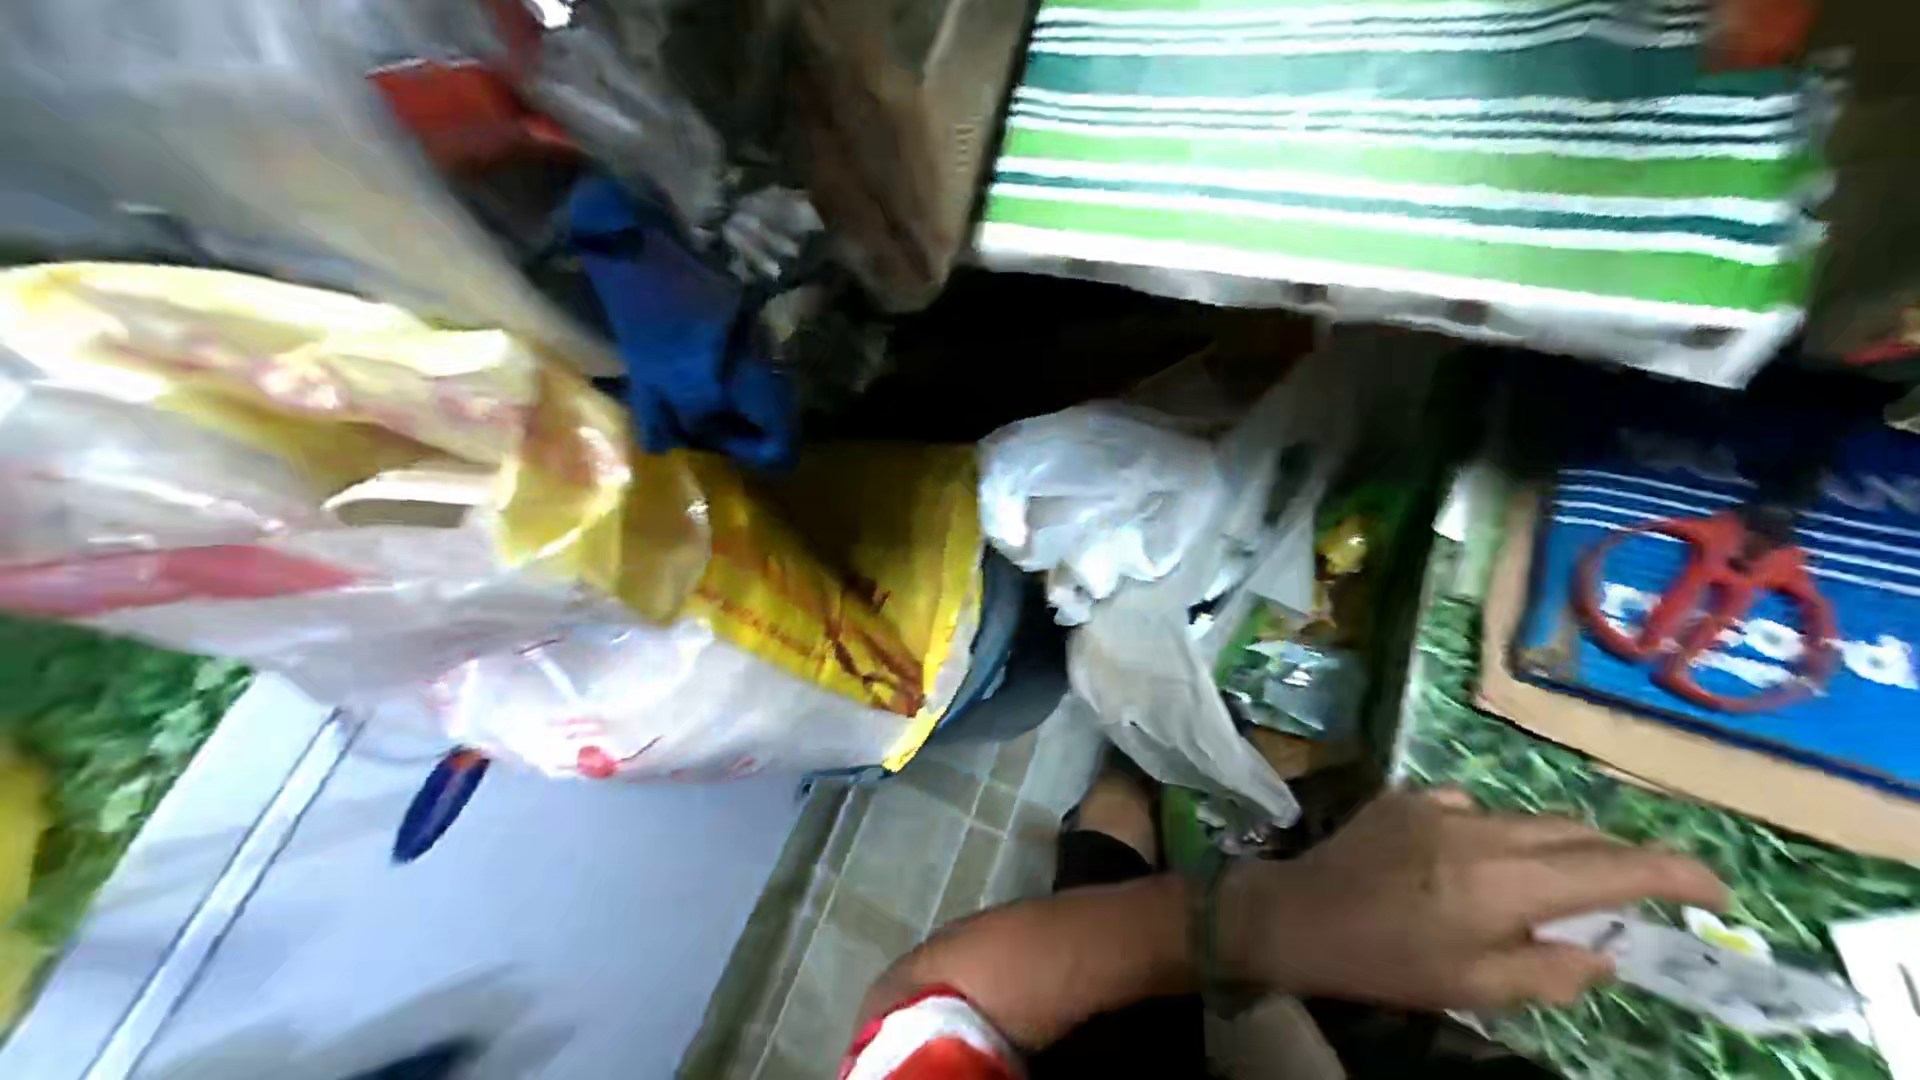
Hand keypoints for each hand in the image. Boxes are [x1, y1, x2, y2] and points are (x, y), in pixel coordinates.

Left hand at [1219, 789, 1726, 1009]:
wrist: (1301, 913)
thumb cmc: (1391, 960)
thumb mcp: (1484, 986)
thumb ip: (1556, 967)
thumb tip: (1604, 948)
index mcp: (1505, 881)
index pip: (1611, 867)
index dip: (1673, 872)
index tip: (1713, 885)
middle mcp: (1476, 830)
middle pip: (1569, 829)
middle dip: (1613, 854)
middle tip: (1635, 888)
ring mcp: (1431, 805)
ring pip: (1518, 815)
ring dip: (1548, 842)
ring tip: (1550, 876)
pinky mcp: (1399, 796)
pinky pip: (1465, 805)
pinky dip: (1489, 827)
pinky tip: (1472, 853)